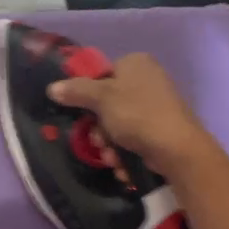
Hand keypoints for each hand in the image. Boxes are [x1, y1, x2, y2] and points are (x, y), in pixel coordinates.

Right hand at [47, 53, 222, 178]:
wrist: (176, 148)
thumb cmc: (137, 115)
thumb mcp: (101, 98)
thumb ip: (76, 91)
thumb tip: (52, 87)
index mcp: (136, 63)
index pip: (103, 75)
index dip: (90, 97)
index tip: (85, 115)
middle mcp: (148, 79)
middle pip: (109, 105)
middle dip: (100, 130)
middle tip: (99, 142)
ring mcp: (157, 105)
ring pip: (119, 126)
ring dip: (110, 146)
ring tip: (113, 158)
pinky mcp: (161, 129)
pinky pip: (134, 138)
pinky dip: (126, 153)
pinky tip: (125, 164)